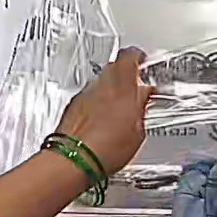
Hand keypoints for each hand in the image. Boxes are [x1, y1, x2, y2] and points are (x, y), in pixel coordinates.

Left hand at [56, 48, 154, 174]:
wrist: (75, 160)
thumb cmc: (106, 146)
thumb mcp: (138, 130)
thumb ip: (141, 106)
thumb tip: (144, 97)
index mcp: (122, 84)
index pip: (130, 56)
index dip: (138, 57)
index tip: (142, 61)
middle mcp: (100, 84)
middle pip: (114, 68)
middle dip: (125, 76)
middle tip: (135, 89)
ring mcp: (84, 94)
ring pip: (100, 83)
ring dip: (111, 90)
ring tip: (121, 109)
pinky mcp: (73, 107)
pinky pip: (89, 97)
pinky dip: (98, 103)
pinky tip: (104, 120)